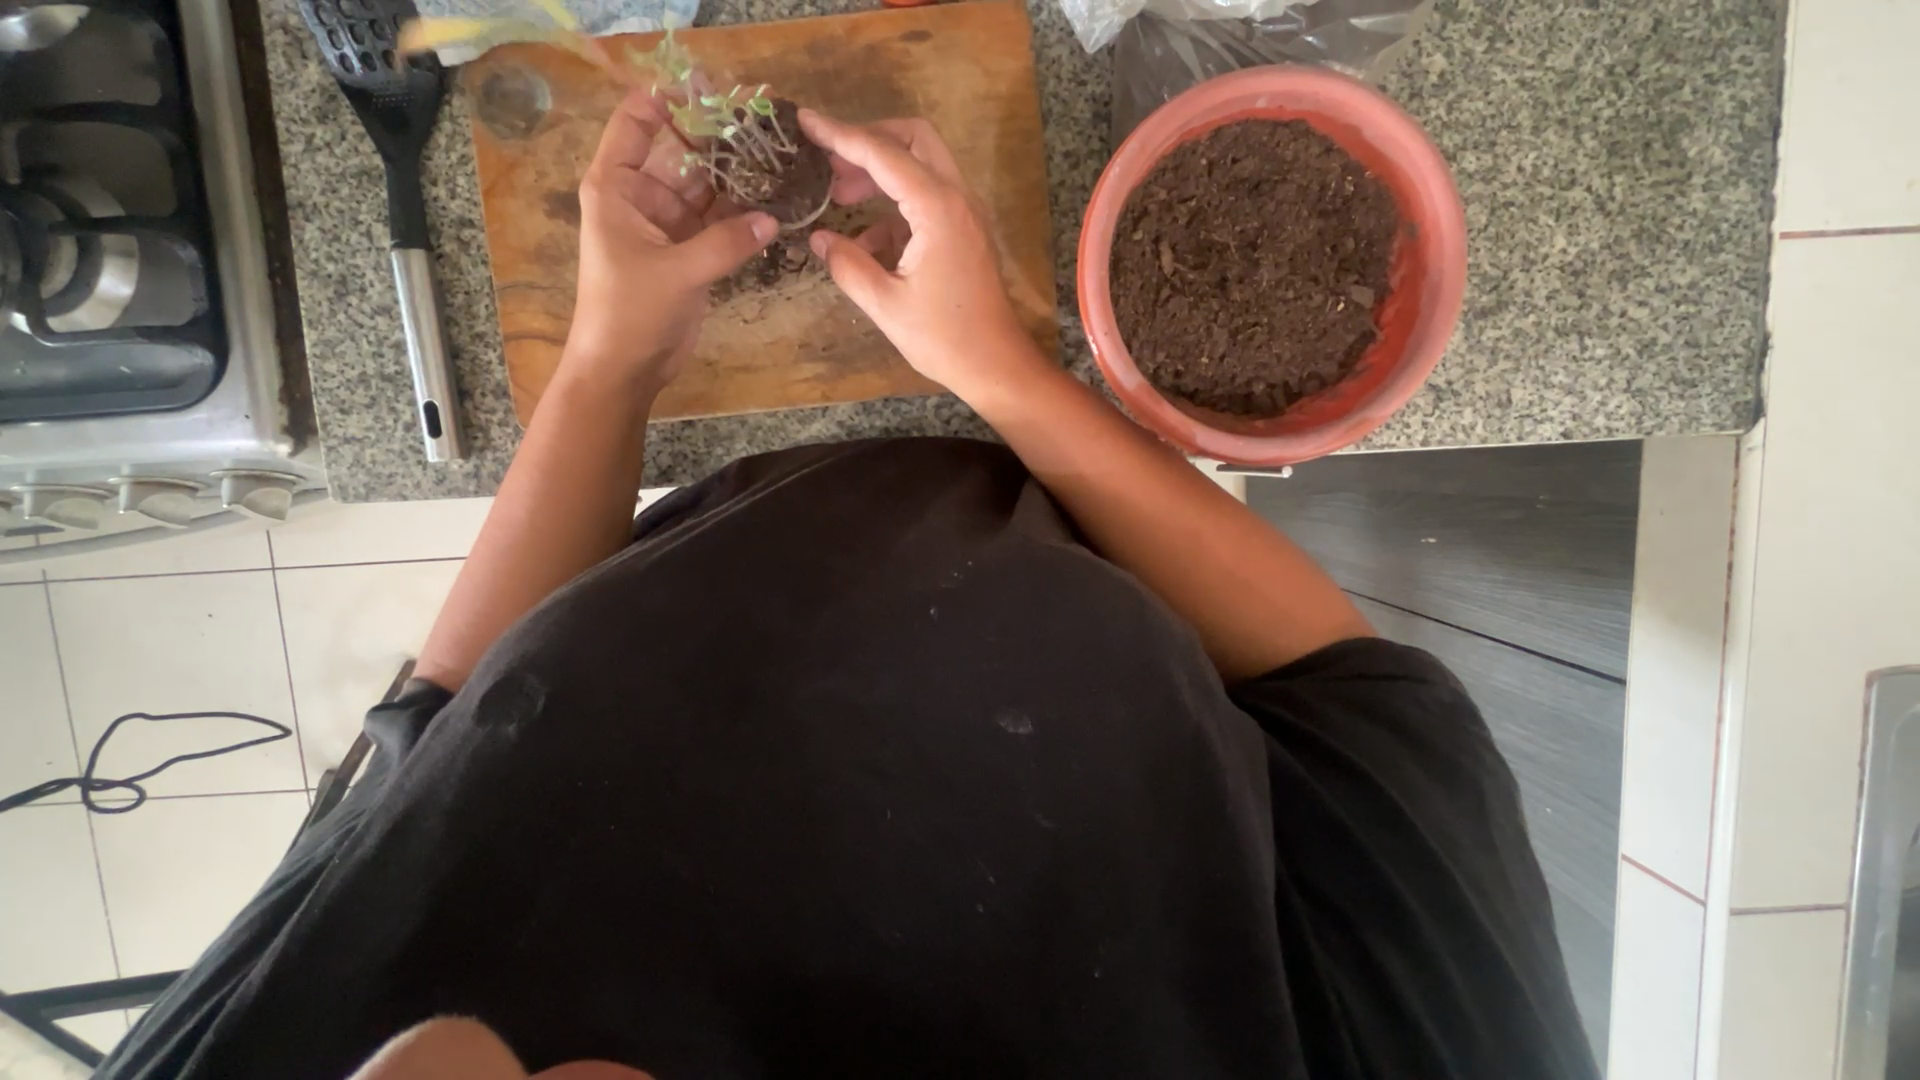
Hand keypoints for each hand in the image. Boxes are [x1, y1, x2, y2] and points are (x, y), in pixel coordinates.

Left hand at [566, 88, 777, 396]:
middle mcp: (641, 199)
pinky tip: (772, 205)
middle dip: (716, 139)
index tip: (711, 90)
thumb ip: (726, 242)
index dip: (669, 100)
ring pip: (705, 190)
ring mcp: (668, 228)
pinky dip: (741, 218)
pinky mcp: (689, 256)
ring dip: (735, 179)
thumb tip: (772, 219)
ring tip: (776, 159)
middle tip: (762, 125)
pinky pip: (718, 225)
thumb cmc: (631, 311)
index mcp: (617, 187)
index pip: (637, 123)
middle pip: (679, 153)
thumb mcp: (677, 272)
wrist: (625, 367)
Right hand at [798, 111, 1040, 400]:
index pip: (882, 153)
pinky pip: (927, 200)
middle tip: (828, 160)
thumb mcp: (885, 305)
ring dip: (880, 172)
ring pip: (922, 166)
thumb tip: (819, 239)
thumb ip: (848, 265)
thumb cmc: (944, 339)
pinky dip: (895, 206)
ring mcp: (965, 214)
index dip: (840, 134)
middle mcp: (957, 198)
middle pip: (912, 139)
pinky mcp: (965, 233)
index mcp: (937, 208)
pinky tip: (865, 241)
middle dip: (868, 140)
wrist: (996, 364)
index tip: (804, 122)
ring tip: (838, 196)